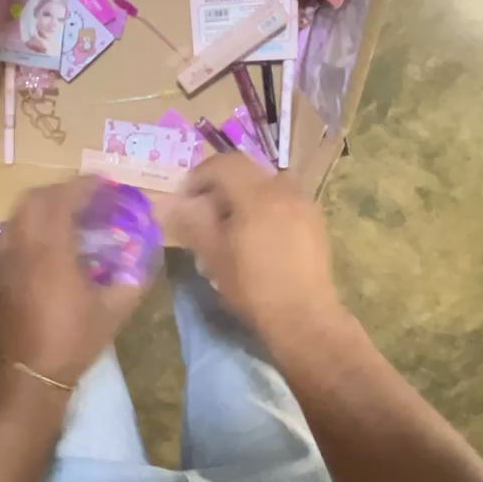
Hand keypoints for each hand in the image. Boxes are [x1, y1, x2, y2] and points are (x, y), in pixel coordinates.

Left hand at [0, 177, 151, 386]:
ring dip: (42, 203)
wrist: (31, 372)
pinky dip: (28, 222)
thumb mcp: (115, 310)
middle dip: (61, 190)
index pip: (63, 200)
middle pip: (35, 198)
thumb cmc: (74, 340)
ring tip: (67, 213)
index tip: (104, 183)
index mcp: (52, 252)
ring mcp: (5, 258)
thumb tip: (149, 253)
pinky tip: (47, 238)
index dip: (84, 186)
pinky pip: (9, 231)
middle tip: (86, 197)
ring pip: (17, 212)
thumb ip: (134, 277)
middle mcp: (24, 247)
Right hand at [167, 155, 347, 349]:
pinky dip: (266, 210)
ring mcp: (305, 205)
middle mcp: (285, 190)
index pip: (225, 163)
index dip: (199, 176)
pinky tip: (258, 240)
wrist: (304, 318)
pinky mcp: (316, 224)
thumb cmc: (253, 287)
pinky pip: (284, 203)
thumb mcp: (214, 255)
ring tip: (231, 230)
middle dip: (222, 188)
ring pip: (267, 187)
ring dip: (245, 199)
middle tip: (205, 215)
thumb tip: (166, 203)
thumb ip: (191, 221)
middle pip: (247, 173)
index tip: (185, 199)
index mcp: (258, 193)